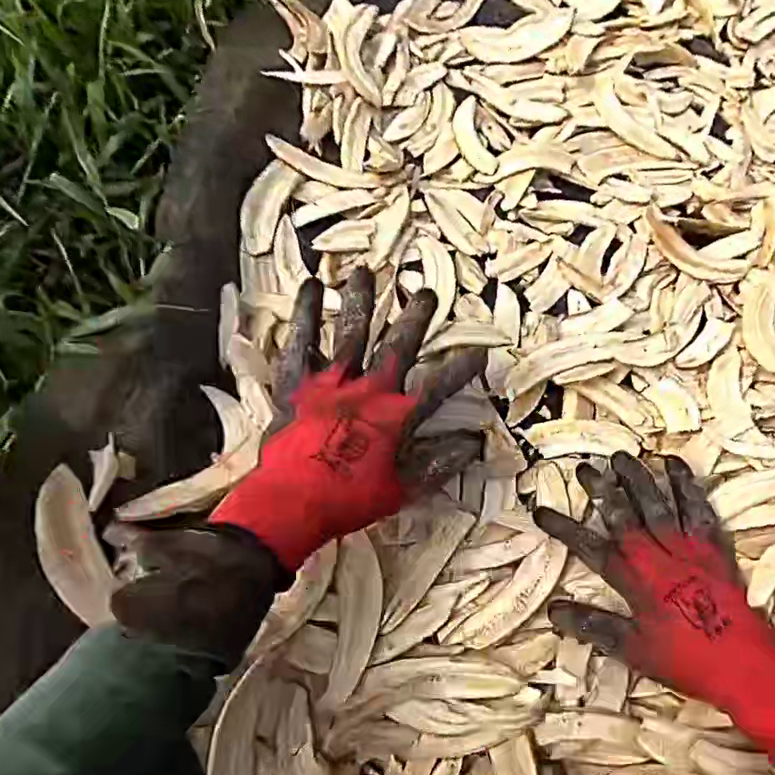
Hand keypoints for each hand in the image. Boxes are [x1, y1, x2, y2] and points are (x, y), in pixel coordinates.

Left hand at [211, 267, 485, 570]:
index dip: (462, 368)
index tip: (481, 351)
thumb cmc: (350, 498)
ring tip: (366, 272)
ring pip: (351, 332)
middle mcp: (368, 389)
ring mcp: (331, 382)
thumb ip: (439, 463)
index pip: (439, 385)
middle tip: (428, 293)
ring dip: (361, 301)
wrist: (292, 502)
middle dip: (416, 319)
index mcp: (397, 416)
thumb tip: (474, 444)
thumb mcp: (403, 489)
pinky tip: (309, 287)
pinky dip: (305, 315)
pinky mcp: (297, 384)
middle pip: (398, 345)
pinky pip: (301, 343)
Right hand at [536, 453, 774, 757]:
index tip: (541, 511)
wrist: (747, 667)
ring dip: (638, 479)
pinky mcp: (714, 548)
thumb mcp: (633, 650)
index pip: (591, 548)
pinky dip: (686, 486)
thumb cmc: (686, 661)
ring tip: (622, 457)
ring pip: (658, 505)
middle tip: (584, 467)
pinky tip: (676, 467)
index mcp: (636, 581)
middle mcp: (659, 557)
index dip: (564, 528)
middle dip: (601, 490)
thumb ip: (594, 626)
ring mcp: (689, 549)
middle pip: (624, 516)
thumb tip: (554, 611)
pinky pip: (698, 510)